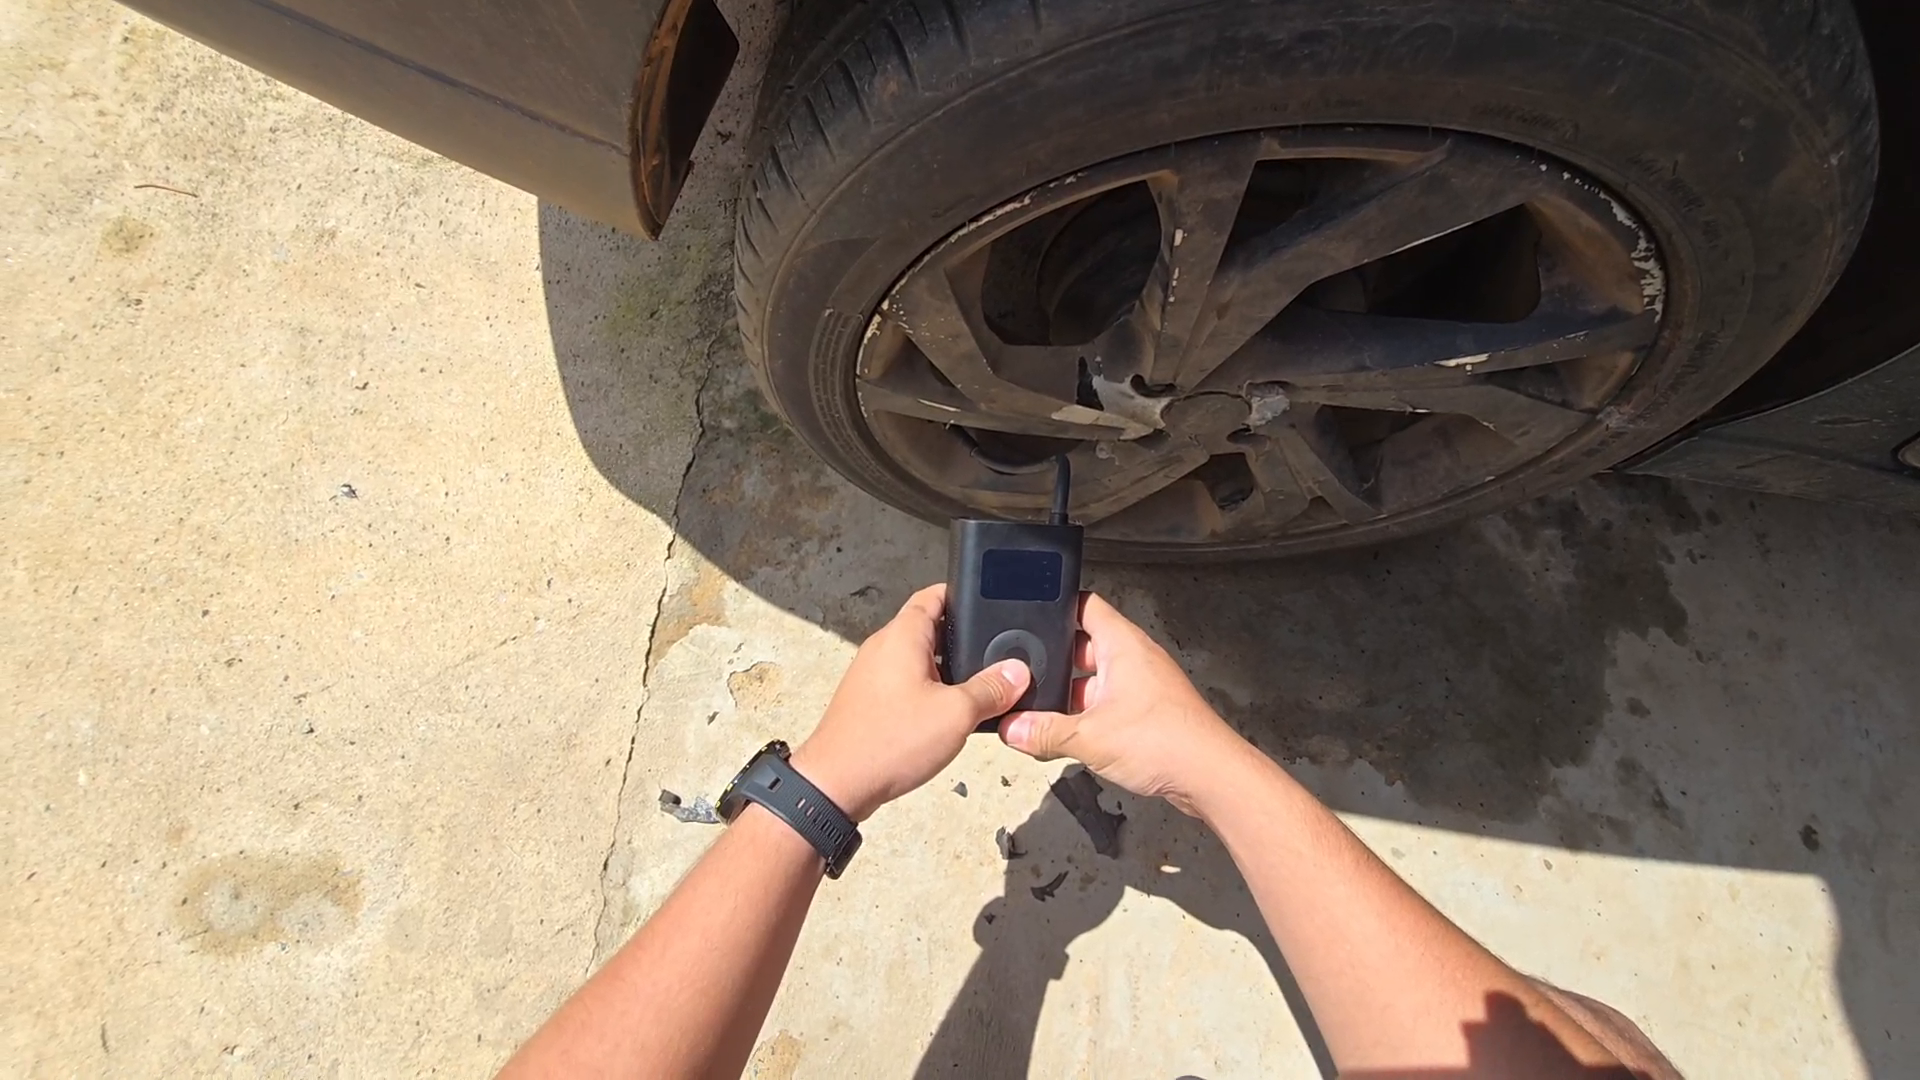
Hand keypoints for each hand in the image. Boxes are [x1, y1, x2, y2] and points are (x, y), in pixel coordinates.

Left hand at [791, 584, 1029, 821]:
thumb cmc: (888, 741)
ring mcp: (872, 674)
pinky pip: (905, 682)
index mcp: (902, 635)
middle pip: (929, 628)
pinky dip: (927, 690)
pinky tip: (945, 715)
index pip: (934, 595)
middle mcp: (883, 647)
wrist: (836, 785)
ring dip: (946, 670)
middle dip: (962, 640)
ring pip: (918, 658)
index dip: (962, 595)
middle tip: (992, 655)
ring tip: (975, 690)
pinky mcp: (868, 699)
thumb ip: (991, 689)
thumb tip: (1016, 673)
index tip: (988, 604)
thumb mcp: (956, 714)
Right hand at [999, 592, 1246, 815]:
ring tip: (1044, 710)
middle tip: (1027, 674)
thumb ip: (1045, 731)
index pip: (1086, 605)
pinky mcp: (1150, 710)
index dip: (1057, 606)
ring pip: (1096, 677)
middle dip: (1055, 661)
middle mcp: (1135, 657)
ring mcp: (1144, 684)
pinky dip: (1090, 713)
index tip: (1031, 613)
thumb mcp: (1090, 736)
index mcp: (1123, 644)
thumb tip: (1011, 728)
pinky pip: (1110, 701)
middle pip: (1084, 645)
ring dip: (1072, 693)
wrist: (1211, 777)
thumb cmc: (1166, 741)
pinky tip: (1073, 735)